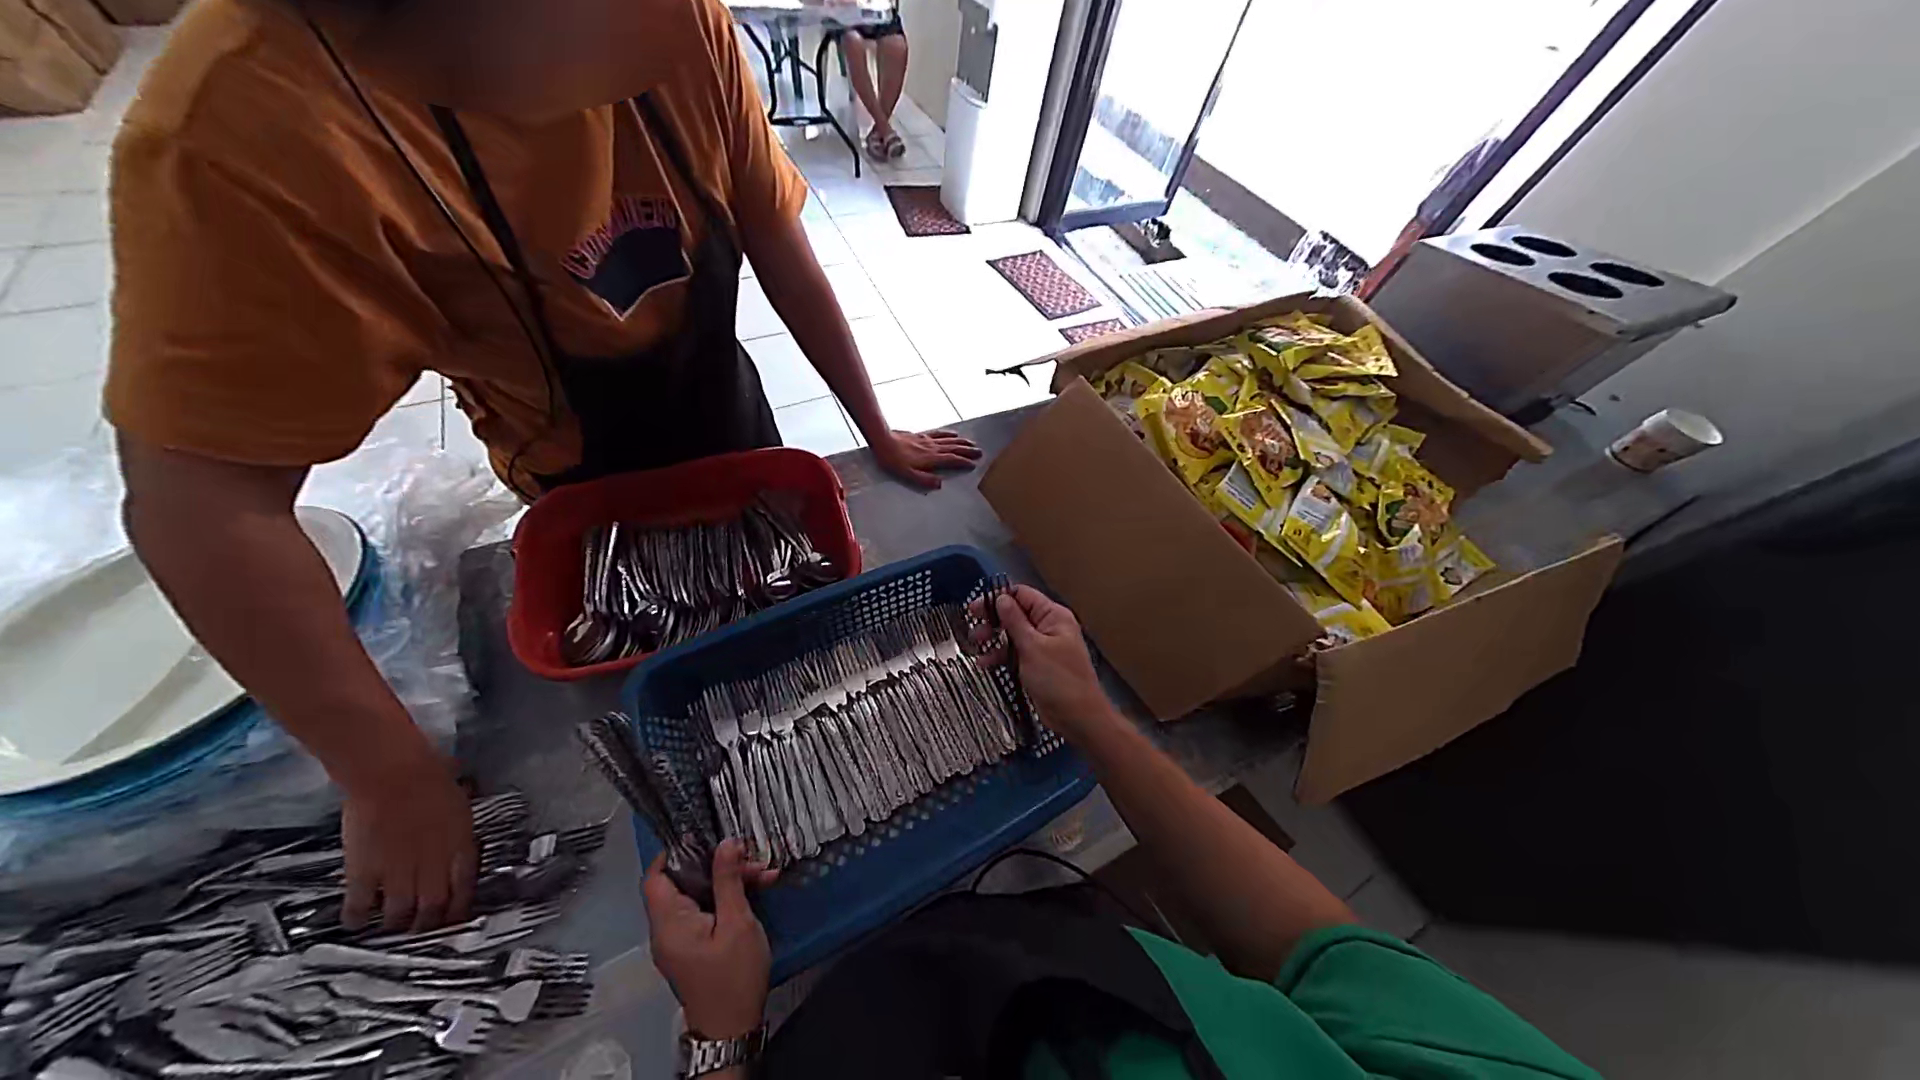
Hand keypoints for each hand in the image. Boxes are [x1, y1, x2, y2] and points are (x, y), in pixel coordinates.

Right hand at [339, 754, 475, 932]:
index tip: (456, 918)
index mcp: (459, 843)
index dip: (461, 906)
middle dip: (430, 922)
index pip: (465, 885)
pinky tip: (358, 921)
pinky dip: (359, 918)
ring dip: (398, 923)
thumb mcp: (458, 802)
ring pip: (401, 913)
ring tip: (395, 925)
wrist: (394, 775)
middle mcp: (432, 862)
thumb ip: (458, 825)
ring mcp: (398, 870)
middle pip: (434, 905)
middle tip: (424, 927)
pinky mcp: (364, 872)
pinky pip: (361, 906)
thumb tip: (459, 829)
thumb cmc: (430, 778)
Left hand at [643, 839, 778, 1038]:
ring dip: (730, 881)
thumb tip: (726, 843)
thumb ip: (728, 880)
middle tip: (750, 857)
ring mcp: (681, 939)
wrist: (733, 1029)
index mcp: (669, 922)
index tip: (705, 836)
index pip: (655, 878)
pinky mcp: (695, 946)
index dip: (674, 853)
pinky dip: (729, 898)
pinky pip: (706, 911)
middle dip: (718, 865)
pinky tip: (759, 890)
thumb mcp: (737, 922)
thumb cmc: (733, 976)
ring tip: (765, 873)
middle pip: (684, 883)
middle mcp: (668, 929)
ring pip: (700, 895)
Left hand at [872, 429, 981, 488]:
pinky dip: (949, 434)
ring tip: (972, 444)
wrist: (883, 441)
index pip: (952, 460)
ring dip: (962, 442)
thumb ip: (924, 480)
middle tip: (980, 452)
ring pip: (949, 440)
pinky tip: (954, 434)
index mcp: (931, 459)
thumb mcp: (907, 475)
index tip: (974, 464)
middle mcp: (932, 448)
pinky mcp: (921, 435)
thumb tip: (940, 484)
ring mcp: (928, 440)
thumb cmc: (893, 460)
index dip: (963, 462)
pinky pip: (939, 433)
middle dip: (968, 451)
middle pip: (954, 448)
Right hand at [976, 585, 1110, 739]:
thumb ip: (1015, 621)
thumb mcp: (1032, 647)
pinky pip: (1015, 654)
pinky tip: (985, 663)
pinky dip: (1001, 656)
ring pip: (1013, 635)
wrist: (1078, 718)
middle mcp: (1049, 628)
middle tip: (974, 628)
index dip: (999, 599)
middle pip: (1015, 614)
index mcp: (1053, 616)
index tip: (977, 608)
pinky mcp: (1037, 665)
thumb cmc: (1061, 681)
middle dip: (993, 620)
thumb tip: (1001, 599)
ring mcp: (1043, 647)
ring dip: (994, 639)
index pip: (1023, 595)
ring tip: (975, 644)